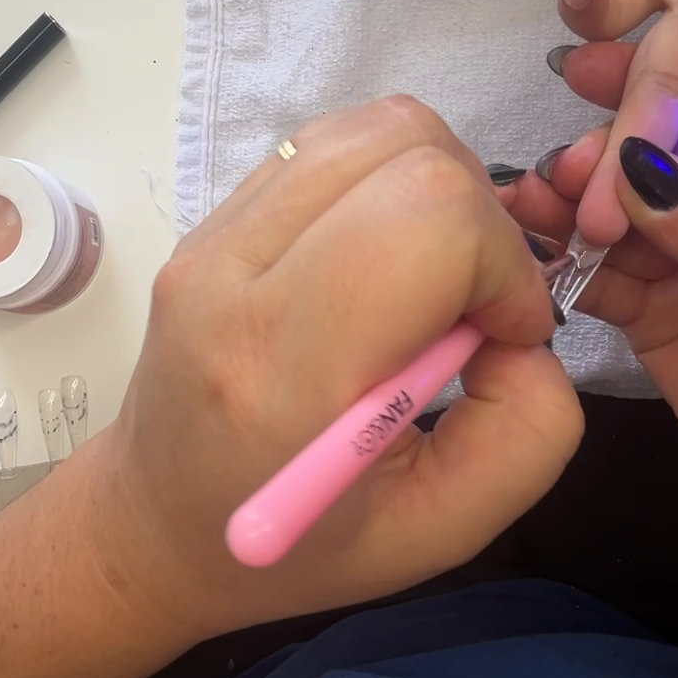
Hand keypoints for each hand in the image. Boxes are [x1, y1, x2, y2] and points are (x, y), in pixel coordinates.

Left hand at [77, 97, 581, 639]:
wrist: (152, 524)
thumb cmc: (292, 550)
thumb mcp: (439, 532)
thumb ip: (526, 433)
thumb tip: (525, 328)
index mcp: (285, 371)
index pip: (426, 220)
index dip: (502, 263)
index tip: (503, 333)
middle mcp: (232, 278)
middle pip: (406, 148)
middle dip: (481, 219)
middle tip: (469, 303)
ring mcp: (210, 237)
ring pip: (371, 128)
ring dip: (436, 189)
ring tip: (426, 276)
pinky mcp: (210, 221)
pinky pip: (329, 146)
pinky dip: (386, 182)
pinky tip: (378, 257)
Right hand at [506, 0, 677, 507]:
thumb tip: (641, 169)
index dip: (663, 96)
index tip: (594, 78)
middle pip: (659, 162)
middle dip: (607, 159)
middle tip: (560, 171)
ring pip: (618, 216)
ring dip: (572, 208)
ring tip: (530, 206)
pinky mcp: (649, 312)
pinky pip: (599, 275)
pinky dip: (564, 263)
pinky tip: (532, 252)